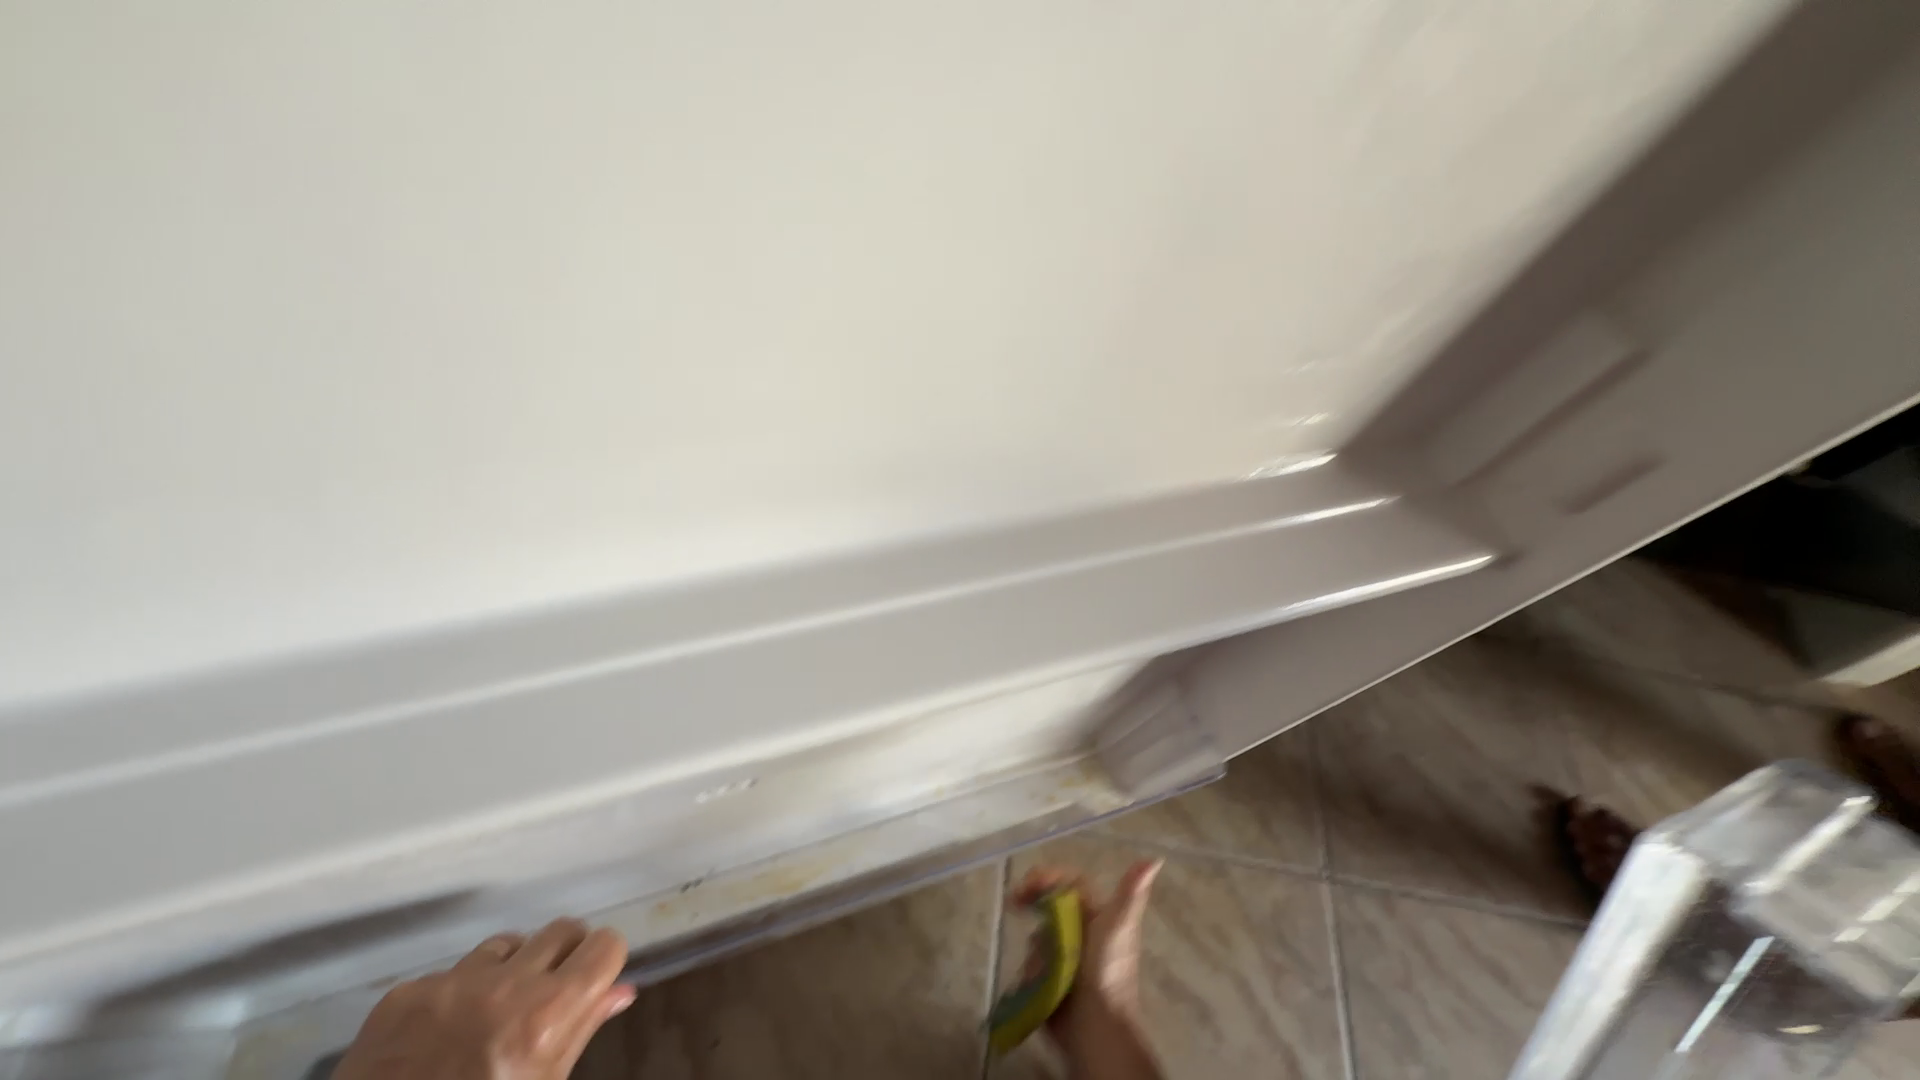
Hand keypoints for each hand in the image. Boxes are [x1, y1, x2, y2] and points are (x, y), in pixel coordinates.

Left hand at [333, 918, 635, 1079]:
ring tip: (494, 1012)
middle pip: (561, 929)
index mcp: (548, 1014)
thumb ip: (582, 1030)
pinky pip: (450, 974)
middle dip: (565, 953)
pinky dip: (457, 994)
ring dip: (510, 968)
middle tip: (551, 989)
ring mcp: (451, 984)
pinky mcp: (405, 994)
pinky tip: (444, 1033)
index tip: (594, 980)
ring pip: (506, 944)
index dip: (603, 961)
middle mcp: (505, 985)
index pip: (605, 944)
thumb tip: (621, 990)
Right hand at [1012, 859, 1163, 1079]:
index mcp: (1097, 916)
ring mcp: (1065, 958)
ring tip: (1042, 967)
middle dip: (1033, 908)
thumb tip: (1154, 859)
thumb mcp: (1119, 925)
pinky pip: (1032, 966)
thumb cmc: (1109, 971)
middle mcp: (1081, 933)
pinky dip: (1031, 972)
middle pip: (1048, 908)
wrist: (1098, 1027)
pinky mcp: (1052, 981)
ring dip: (1036, 950)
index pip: (1070, 883)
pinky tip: (1037, 982)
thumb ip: (1130, 892)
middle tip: (1014, 904)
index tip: (1029, 881)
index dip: (1050, 876)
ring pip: (1038, 938)